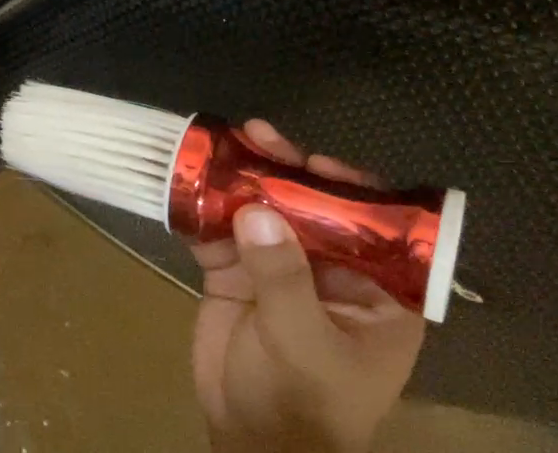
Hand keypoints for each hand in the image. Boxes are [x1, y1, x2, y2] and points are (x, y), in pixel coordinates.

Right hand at [190, 120, 424, 452]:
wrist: (252, 434)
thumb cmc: (304, 396)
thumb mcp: (303, 339)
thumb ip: (283, 275)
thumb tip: (256, 210)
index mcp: (375, 295)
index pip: (371, 231)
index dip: (346, 192)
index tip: (311, 160)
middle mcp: (328, 275)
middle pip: (308, 213)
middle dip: (282, 175)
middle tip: (255, 134)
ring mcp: (276, 273)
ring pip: (259, 216)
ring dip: (237, 184)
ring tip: (215, 146)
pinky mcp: (232, 277)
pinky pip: (216, 233)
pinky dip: (198, 208)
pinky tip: (182, 181)